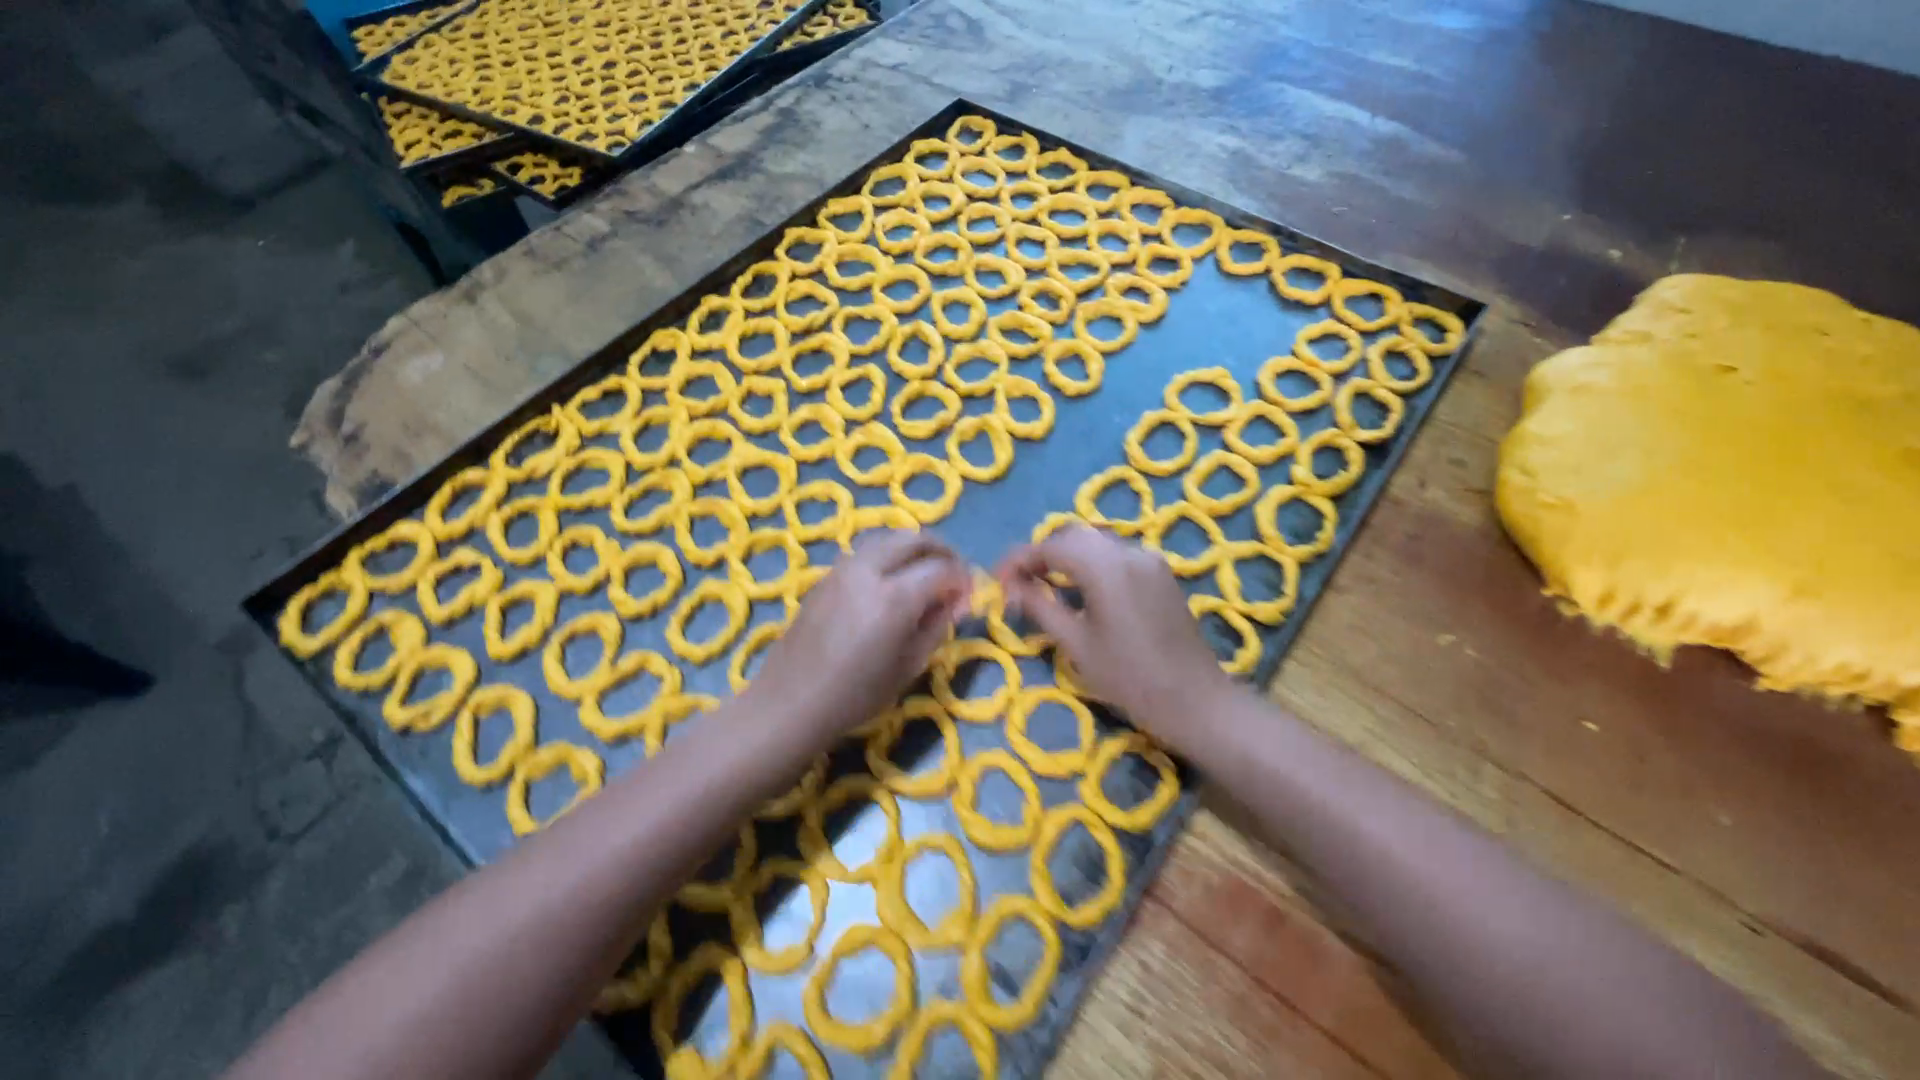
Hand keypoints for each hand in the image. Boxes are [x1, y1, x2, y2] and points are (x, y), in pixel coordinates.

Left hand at [744, 530, 969, 740]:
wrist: (790, 702)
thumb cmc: (855, 695)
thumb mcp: (908, 666)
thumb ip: (935, 627)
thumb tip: (952, 603)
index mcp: (894, 598)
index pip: (942, 569)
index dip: (962, 580)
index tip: (967, 600)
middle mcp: (868, 571)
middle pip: (914, 538)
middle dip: (941, 551)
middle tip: (953, 574)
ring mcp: (842, 569)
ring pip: (887, 538)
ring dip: (912, 548)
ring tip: (924, 573)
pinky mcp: (825, 576)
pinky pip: (865, 552)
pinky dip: (888, 556)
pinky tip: (891, 583)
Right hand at [996, 525, 1237, 748]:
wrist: (1195, 700)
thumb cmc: (1129, 678)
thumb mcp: (1076, 644)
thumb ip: (1041, 607)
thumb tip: (1011, 588)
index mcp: (1106, 566)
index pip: (1050, 546)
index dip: (1018, 560)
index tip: (997, 582)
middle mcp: (1129, 550)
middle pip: (1074, 536)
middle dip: (1042, 554)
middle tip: (1018, 584)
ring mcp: (1150, 559)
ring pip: (1097, 543)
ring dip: (1066, 557)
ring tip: (1043, 587)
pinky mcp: (1161, 573)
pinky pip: (1117, 556)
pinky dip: (1091, 564)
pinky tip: (1080, 592)